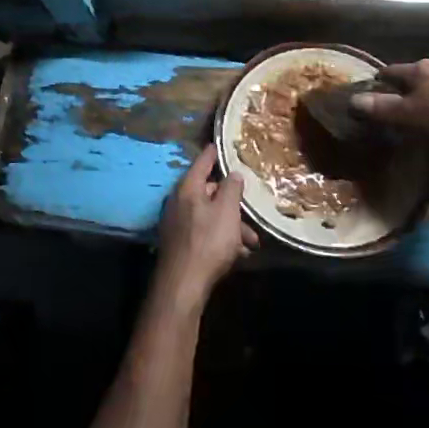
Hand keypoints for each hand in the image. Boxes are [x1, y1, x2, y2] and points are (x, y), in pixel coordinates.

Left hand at [155, 144, 256, 302]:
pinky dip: (221, 238)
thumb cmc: (208, 242)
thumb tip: (233, 174)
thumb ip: (232, 189)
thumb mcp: (227, 212)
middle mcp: (178, 201)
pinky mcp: (180, 242)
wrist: (183, 283)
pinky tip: (238, 253)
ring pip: (209, 215)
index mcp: (188, 188)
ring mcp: (177, 222)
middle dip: (232, 202)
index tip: (218, 144)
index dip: (213, 153)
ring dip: (231, 225)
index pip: (202, 162)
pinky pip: (204, 232)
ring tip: (251, 242)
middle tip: (251, 211)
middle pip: (208, 192)